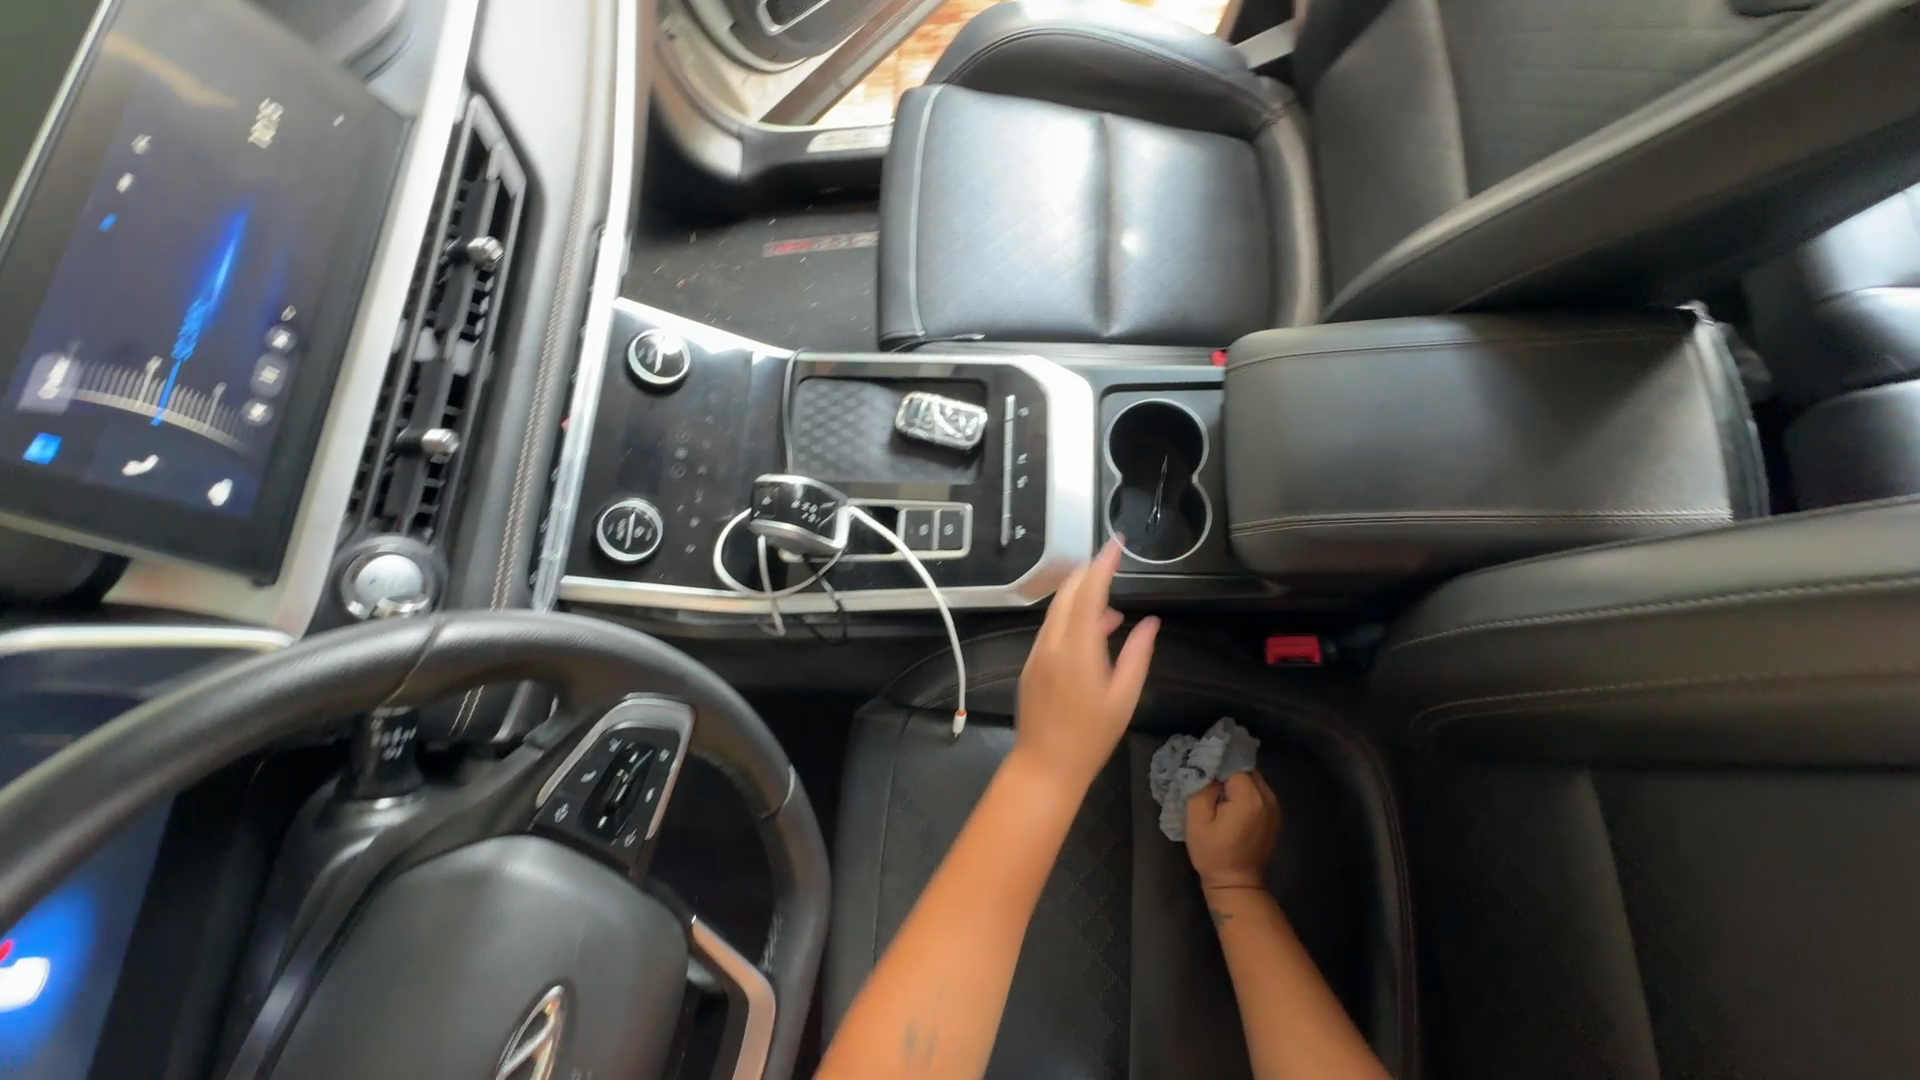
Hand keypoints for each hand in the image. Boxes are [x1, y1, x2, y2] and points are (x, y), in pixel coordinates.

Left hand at [1014, 538, 1159, 790]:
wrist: (1045, 766)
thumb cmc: (1090, 736)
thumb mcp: (1124, 697)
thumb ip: (1138, 655)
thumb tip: (1151, 623)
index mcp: (1076, 649)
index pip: (1088, 593)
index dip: (1102, 564)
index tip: (1116, 544)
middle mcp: (1051, 644)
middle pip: (1066, 593)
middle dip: (1088, 573)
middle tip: (1112, 563)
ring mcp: (1037, 653)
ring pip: (1056, 610)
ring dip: (1081, 597)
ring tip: (1111, 607)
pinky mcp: (1031, 664)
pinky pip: (1051, 628)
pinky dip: (1071, 618)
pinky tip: (1092, 632)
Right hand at [1186, 771, 1280, 891]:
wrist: (1237, 884)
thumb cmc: (1213, 853)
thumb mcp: (1196, 820)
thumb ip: (1201, 787)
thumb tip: (1205, 768)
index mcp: (1249, 797)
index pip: (1232, 763)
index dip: (1215, 761)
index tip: (1198, 762)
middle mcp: (1268, 797)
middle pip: (1245, 767)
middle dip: (1225, 767)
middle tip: (1204, 774)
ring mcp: (1274, 806)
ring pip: (1252, 777)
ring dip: (1234, 778)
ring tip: (1215, 787)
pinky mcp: (1274, 814)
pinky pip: (1257, 790)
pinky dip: (1243, 788)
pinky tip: (1228, 799)